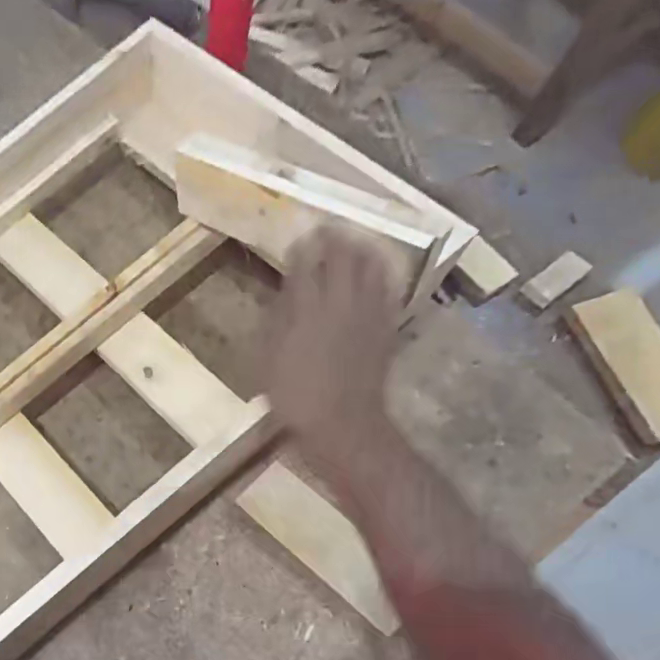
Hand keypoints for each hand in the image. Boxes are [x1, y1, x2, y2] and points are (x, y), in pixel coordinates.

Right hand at [264, 226, 401, 471]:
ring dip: (362, 249)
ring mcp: (368, 314)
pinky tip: (378, 274)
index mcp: (307, 309)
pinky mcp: (387, 328)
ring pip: (371, 265)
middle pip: (342, 254)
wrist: (345, 428)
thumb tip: (284, 294)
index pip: (305, 263)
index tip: (298, 239)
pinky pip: (389, 290)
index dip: (302, 246)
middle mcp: (340, 302)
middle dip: (333, 237)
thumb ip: (276, 322)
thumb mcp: (270, 363)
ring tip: (355, 244)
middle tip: (327, 231)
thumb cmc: (298, 400)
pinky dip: (382, 276)